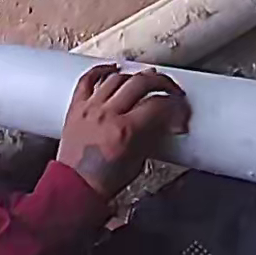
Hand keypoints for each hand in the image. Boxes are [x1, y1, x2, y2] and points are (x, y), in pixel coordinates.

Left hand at [57, 65, 190, 198]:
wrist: (75, 186)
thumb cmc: (105, 179)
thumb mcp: (139, 160)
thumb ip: (152, 134)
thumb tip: (164, 119)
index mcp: (126, 130)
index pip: (158, 105)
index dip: (175, 106)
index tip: (180, 110)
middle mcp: (107, 114)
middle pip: (140, 82)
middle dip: (162, 82)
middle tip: (170, 89)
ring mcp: (90, 108)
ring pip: (116, 78)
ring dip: (135, 76)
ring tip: (147, 78)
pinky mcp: (76, 107)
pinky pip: (87, 79)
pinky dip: (100, 70)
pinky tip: (113, 68)